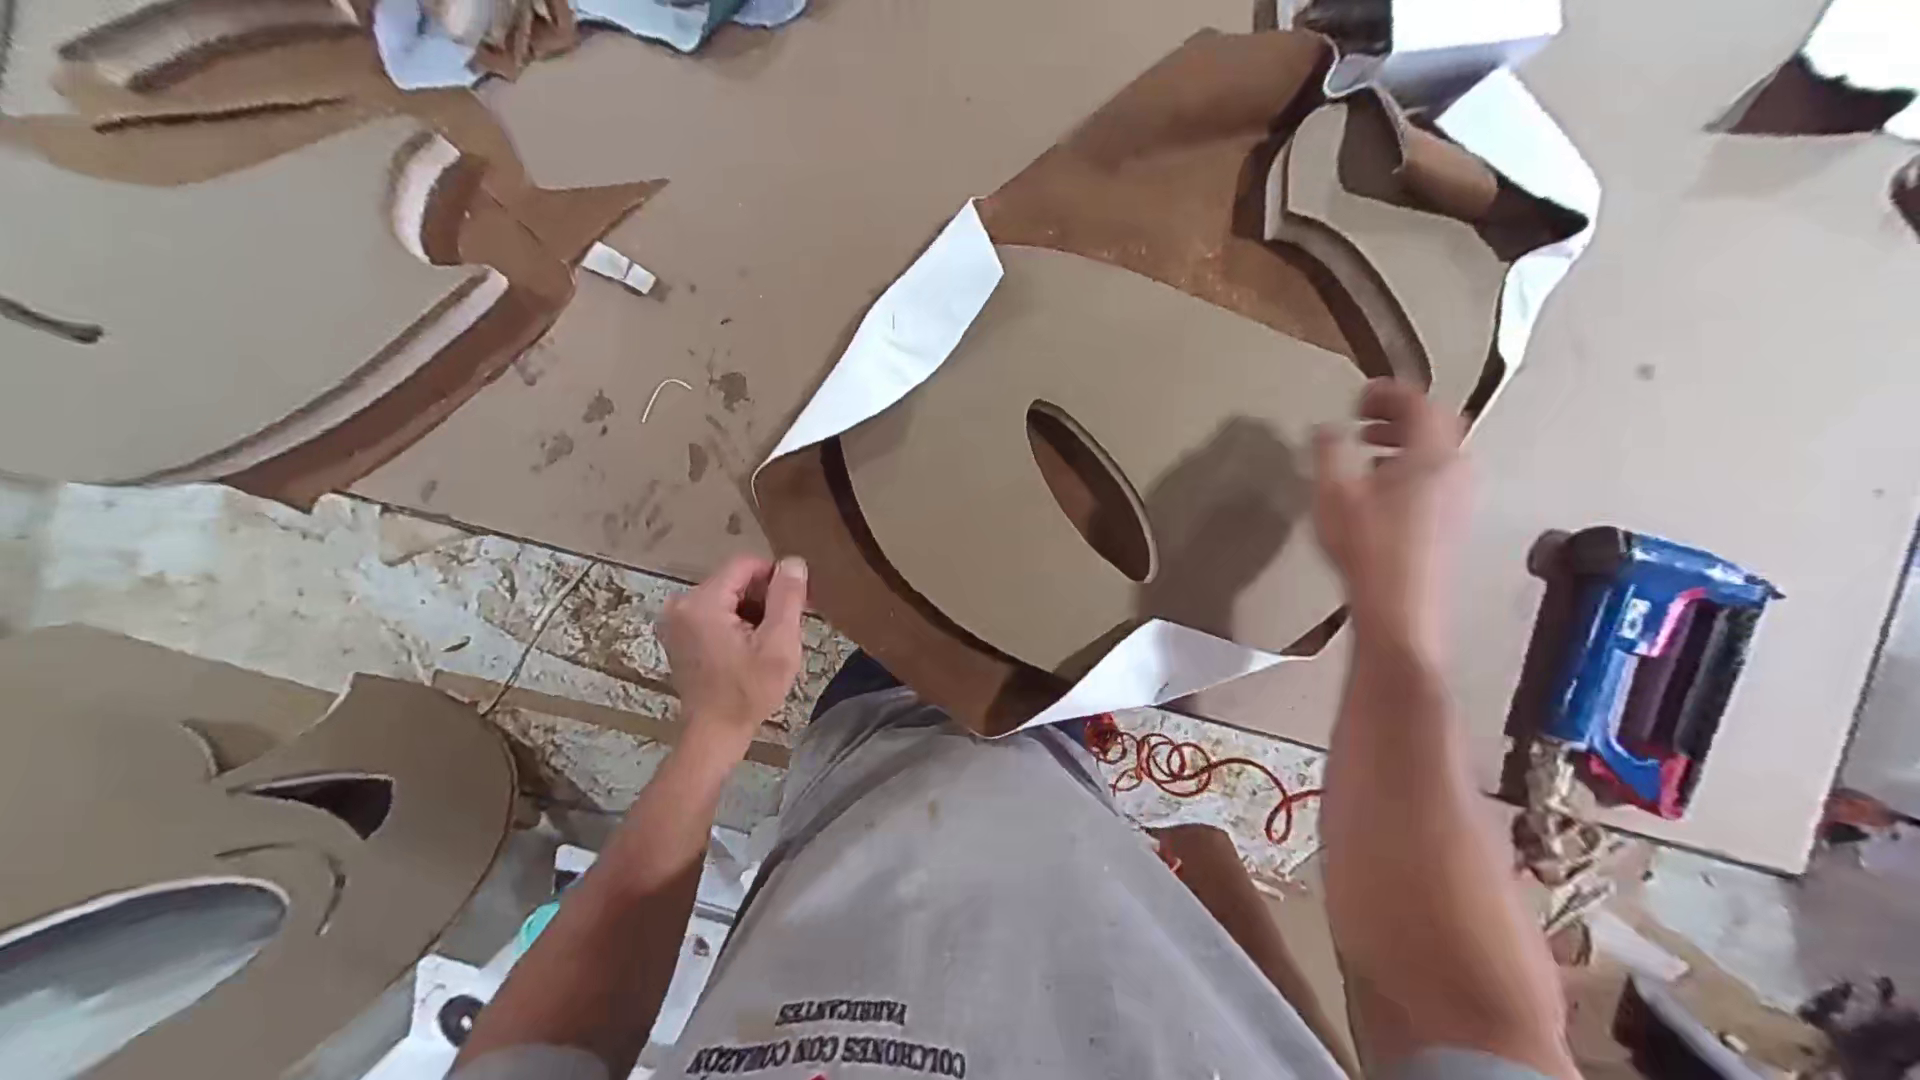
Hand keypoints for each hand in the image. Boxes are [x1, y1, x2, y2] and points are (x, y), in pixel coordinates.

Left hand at [661, 554, 808, 744]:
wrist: (715, 732)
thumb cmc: (749, 690)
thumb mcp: (779, 643)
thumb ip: (788, 597)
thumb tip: (794, 562)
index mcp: (701, 602)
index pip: (745, 564)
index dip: (775, 577)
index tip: (795, 603)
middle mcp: (681, 604)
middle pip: (735, 580)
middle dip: (764, 597)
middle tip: (786, 626)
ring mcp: (676, 620)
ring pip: (727, 595)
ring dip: (752, 610)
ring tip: (769, 640)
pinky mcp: (679, 634)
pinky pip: (715, 611)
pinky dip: (736, 621)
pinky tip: (750, 646)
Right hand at [1312, 378, 1467, 655]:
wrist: (1401, 608)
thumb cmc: (1367, 549)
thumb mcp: (1333, 494)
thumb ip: (1328, 453)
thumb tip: (1326, 429)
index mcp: (1430, 456)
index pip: (1419, 405)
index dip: (1389, 393)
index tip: (1362, 393)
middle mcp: (1455, 470)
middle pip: (1437, 424)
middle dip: (1400, 414)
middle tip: (1364, 416)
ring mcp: (1459, 497)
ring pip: (1439, 451)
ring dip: (1405, 440)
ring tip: (1369, 449)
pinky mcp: (1453, 520)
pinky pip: (1438, 475)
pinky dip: (1412, 464)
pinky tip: (1382, 486)